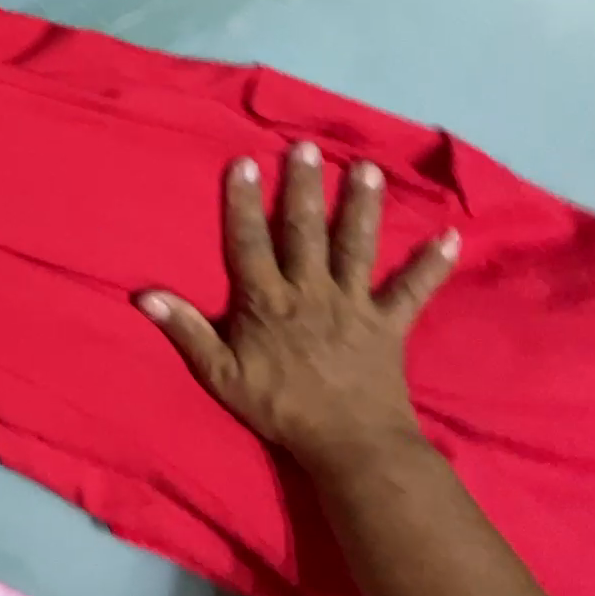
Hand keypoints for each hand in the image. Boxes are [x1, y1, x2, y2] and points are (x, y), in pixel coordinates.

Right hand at [137, 142, 460, 470]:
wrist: (352, 447)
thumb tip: (142, 295)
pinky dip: (431, 265)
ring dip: (361, 207)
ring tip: (365, 169)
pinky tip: (452, 237)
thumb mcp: (219, 373)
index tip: (244, 163)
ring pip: (356, 247)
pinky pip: (412, 291)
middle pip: (305, 231)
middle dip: (303, 188)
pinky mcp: (389, 325)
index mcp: (267, 300)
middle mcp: (311, 292)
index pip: (249, 241)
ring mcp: (354, 305)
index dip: (243, 201)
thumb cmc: (279, 406)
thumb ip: (184, 330)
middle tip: (305, 148)